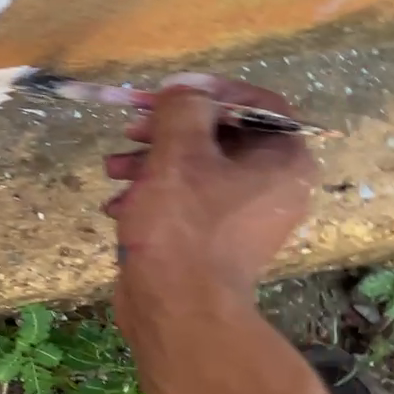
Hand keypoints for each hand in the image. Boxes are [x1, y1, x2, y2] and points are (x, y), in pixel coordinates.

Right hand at [104, 74, 315, 336]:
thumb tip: (182, 89)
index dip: (205, 92)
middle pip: (219, 136)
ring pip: (196, 170)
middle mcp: (273, 184)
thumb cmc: (182, 226)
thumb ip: (181, 113)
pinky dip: (153, 195)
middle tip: (127, 131)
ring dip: (150, 163)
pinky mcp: (214, 239)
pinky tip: (118, 205)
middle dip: (166, 131)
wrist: (178, 303)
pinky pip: (186, 202)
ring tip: (111, 171)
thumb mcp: (177, 158)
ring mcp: (244, 215)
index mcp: (282, 159)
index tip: (159, 95)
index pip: (255, 103)